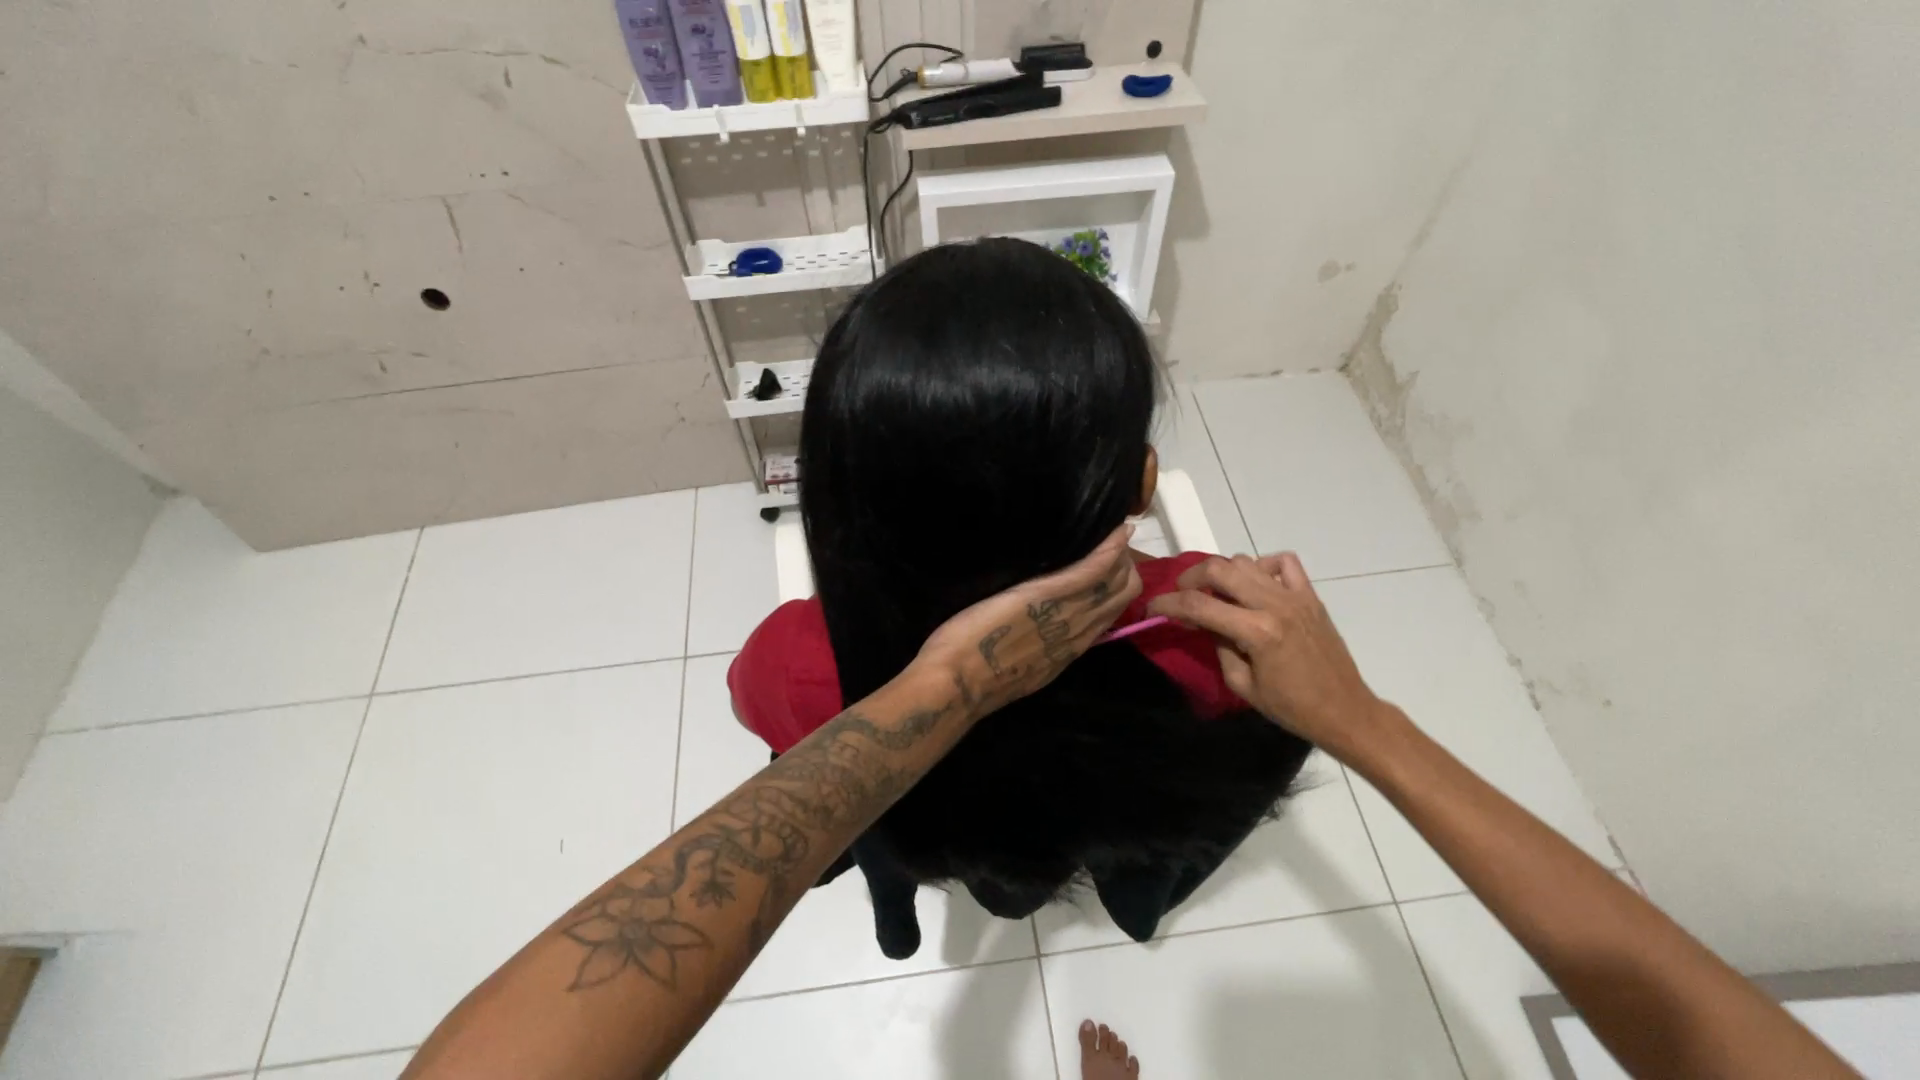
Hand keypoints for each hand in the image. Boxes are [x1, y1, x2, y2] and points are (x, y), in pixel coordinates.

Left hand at [916, 525, 1142, 718]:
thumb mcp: (1017, 664)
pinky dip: (1108, 549)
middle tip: (1103, 542)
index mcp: (1069, 650)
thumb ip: (1033, 645)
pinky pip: (1092, 570)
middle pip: (1123, 595)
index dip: (1115, 585)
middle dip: (1123, 565)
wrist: (956, 683)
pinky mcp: (1047, 594)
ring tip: (1104, 530)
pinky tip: (1114, 530)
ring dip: (1118, 555)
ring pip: (1118, 583)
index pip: (1111, 614)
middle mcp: (1078, 633)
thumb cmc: (970, 672)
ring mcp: (1068, 615)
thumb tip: (1033, 630)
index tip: (1108, 563)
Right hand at [1147, 553, 1390, 756]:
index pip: (1199, 605)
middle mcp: (1275, 605)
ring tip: (1215, 593)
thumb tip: (1202, 622)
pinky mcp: (1310, 596)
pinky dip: (1262, 566)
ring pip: (1247, 561)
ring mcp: (1296, 596)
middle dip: (1191, 578)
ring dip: (1223, 572)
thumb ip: (1218, 646)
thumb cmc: (1291, 707)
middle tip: (1181, 594)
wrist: (1344, 710)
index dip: (1168, 603)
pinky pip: (1282, 563)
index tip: (1153, 608)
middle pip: (1220, 569)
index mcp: (1257, 632)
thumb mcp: (1242, 684)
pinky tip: (1255, 584)